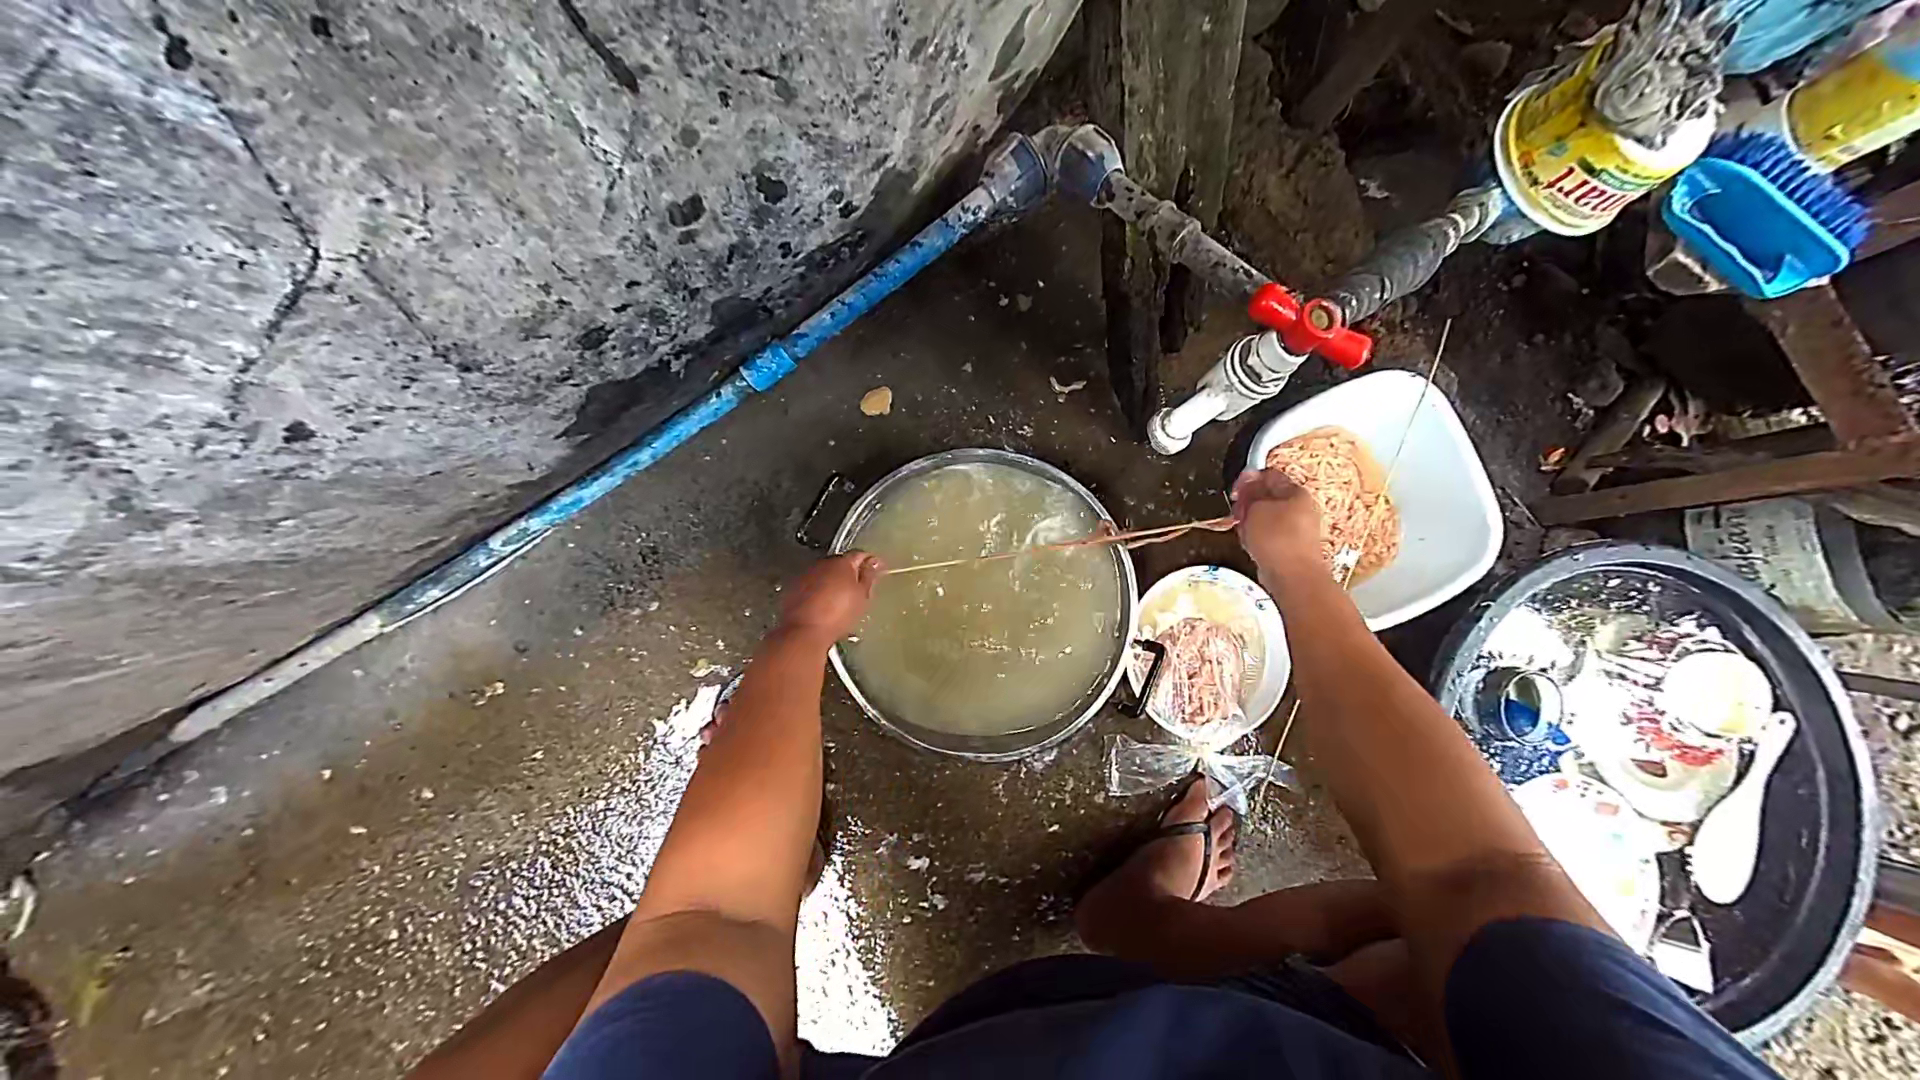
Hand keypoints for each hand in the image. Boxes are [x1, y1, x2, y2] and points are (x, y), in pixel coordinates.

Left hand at [777, 552, 883, 641]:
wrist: (805, 631)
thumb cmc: (836, 615)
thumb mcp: (862, 596)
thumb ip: (869, 576)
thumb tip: (873, 564)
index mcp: (842, 563)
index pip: (859, 554)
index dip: (869, 562)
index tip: (875, 569)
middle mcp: (822, 564)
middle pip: (841, 563)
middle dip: (850, 573)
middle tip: (859, 590)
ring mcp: (807, 575)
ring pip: (825, 574)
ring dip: (833, 582)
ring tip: (841, 602)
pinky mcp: (794, 587)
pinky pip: (812, 584)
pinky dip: (819, 591)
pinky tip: (825, 606)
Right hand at [1231, 469, 1323, 574]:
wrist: (1292, 576)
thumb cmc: (1275, 538)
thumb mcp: (1256, 508)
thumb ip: (1251, 490)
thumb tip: (1249, 478)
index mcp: (1296, 492)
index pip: (1269, 475)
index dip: (1248, 480)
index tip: (1235, 492)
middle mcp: (1301, 508)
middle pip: (1268, 497)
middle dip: (1248, 503)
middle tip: (1238, 513)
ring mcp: (1298, 528)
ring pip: (1266, 517)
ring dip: (1251, 522)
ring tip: (1245, 532)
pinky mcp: (1291, 546)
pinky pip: (1269, 535)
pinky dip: (1258, 538)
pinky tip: (1252, 545)